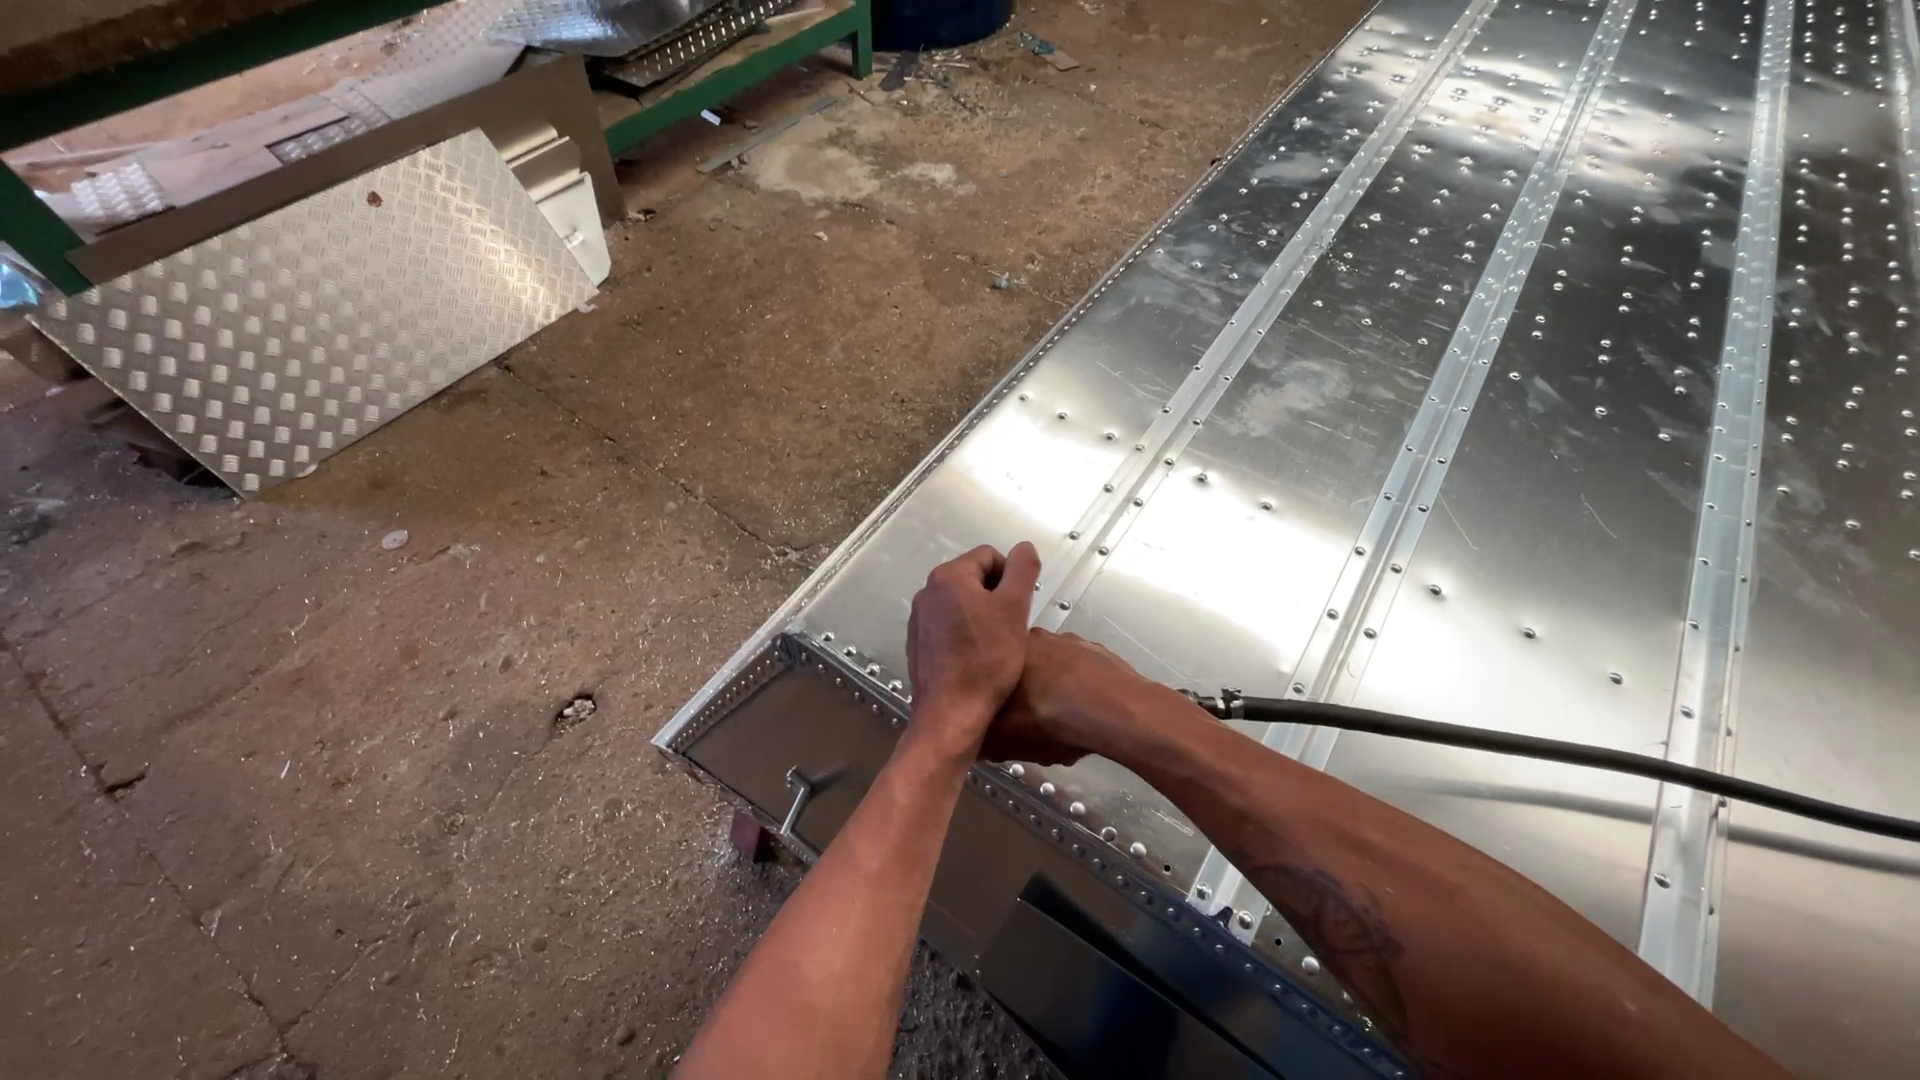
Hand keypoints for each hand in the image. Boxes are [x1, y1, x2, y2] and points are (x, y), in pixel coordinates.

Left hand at [903, 542, 1042, 762]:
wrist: (951, 711)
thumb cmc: (988, 659)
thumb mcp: (1015, 608)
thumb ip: (1022, 570)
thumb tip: (1024, 547)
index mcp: (948, 577)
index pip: (989, 556)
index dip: (1011, 575)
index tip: (1021, 604)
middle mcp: (927, 592)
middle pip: (972, 577)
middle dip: (996, 595)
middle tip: (1012, 624)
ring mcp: (918, 618)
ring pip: (960, 602)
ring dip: (981, 614)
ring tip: (996, 642)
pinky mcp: (917, 643)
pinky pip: (947, 625)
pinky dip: (964, 632)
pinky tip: (976, 656)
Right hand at [985, 629, 1163, 765]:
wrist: (1115, 713)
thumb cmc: (1050, 721)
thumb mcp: (1003, 740)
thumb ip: (981, 738)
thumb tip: (971, 740)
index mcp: (1009, 651)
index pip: (991, 667)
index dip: (992, 693)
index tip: (997, 714)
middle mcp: (1038, 637)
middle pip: (1023, 668)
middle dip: (1025, 694)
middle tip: (1029, 724)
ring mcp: (1072, 642)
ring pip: (1054, 670)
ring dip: (1054, 692)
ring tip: (1062, 724)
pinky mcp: (1101, 653)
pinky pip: (1082, 674)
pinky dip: (1081, 691)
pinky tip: (1086, 717)